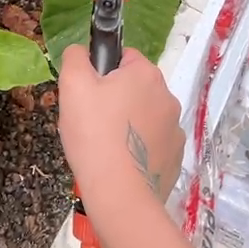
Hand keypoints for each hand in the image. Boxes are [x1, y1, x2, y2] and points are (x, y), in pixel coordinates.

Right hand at [57, 44, 185, 202]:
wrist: (120, 195)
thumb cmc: (94, 133)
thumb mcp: (72, 85)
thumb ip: (75, 57)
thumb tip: (81, 52)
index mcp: (145, 74)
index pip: (123, 57)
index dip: (102, 73)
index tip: (89, 94)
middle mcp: (167, 96)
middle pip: (134, 87)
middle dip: (115, 99)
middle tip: (91, 120)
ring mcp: (175, 129)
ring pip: (143, 115)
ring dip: (128, 123)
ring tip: (104, 145)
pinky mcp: (176, 157)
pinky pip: (152, 142)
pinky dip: (138, 148)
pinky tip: (121, 163)